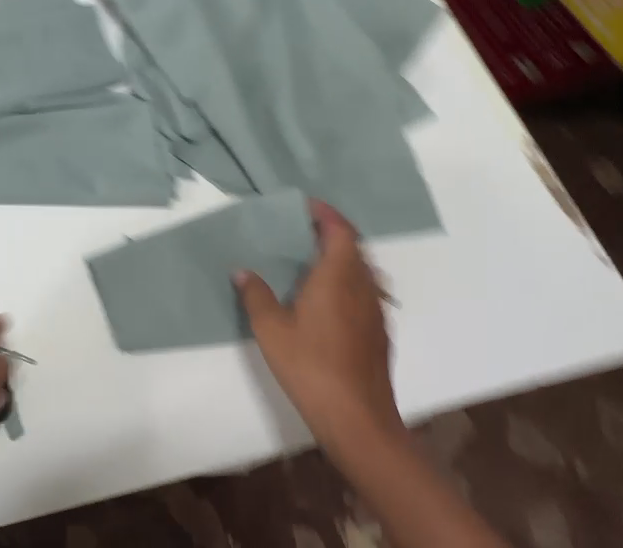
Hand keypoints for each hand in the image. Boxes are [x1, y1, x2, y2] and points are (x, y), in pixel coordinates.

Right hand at [235, 200, 401, 443]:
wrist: (357, 418)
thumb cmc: (309, 365)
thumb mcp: (269, 328)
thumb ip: (256, 294)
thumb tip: (243, 272)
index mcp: (337, 279)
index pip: (341, 233)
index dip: (326, 215)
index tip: (304, 204)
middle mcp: (363, 289)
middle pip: (356, 249)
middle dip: (332, 233)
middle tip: (301, 227)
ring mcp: (376, 313)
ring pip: (364, 272)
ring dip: (342, 257)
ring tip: (310, 258)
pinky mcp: (378, 334)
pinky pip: (365, 292)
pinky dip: (347, 281)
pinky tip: (323, 297)